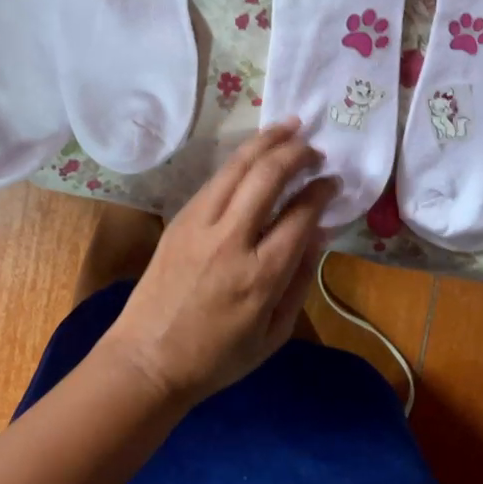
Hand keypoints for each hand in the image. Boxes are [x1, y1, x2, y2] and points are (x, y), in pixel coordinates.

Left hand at [98, 122, 336, 405]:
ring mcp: (200, 224)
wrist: (149, 357)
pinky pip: (215, 180)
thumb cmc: (217, 357)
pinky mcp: (180, 218)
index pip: (300, 215)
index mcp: (260, 276)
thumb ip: (299, 280)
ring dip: (266, 142)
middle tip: (314, 149)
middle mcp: (230, 240)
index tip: (333, 181)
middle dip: (296, 154)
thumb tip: (319, 232)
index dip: (321, 192)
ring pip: (237, 167)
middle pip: (267, 177)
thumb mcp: (273, 334)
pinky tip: (254, 152)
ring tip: (289, 126)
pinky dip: (239, 160)